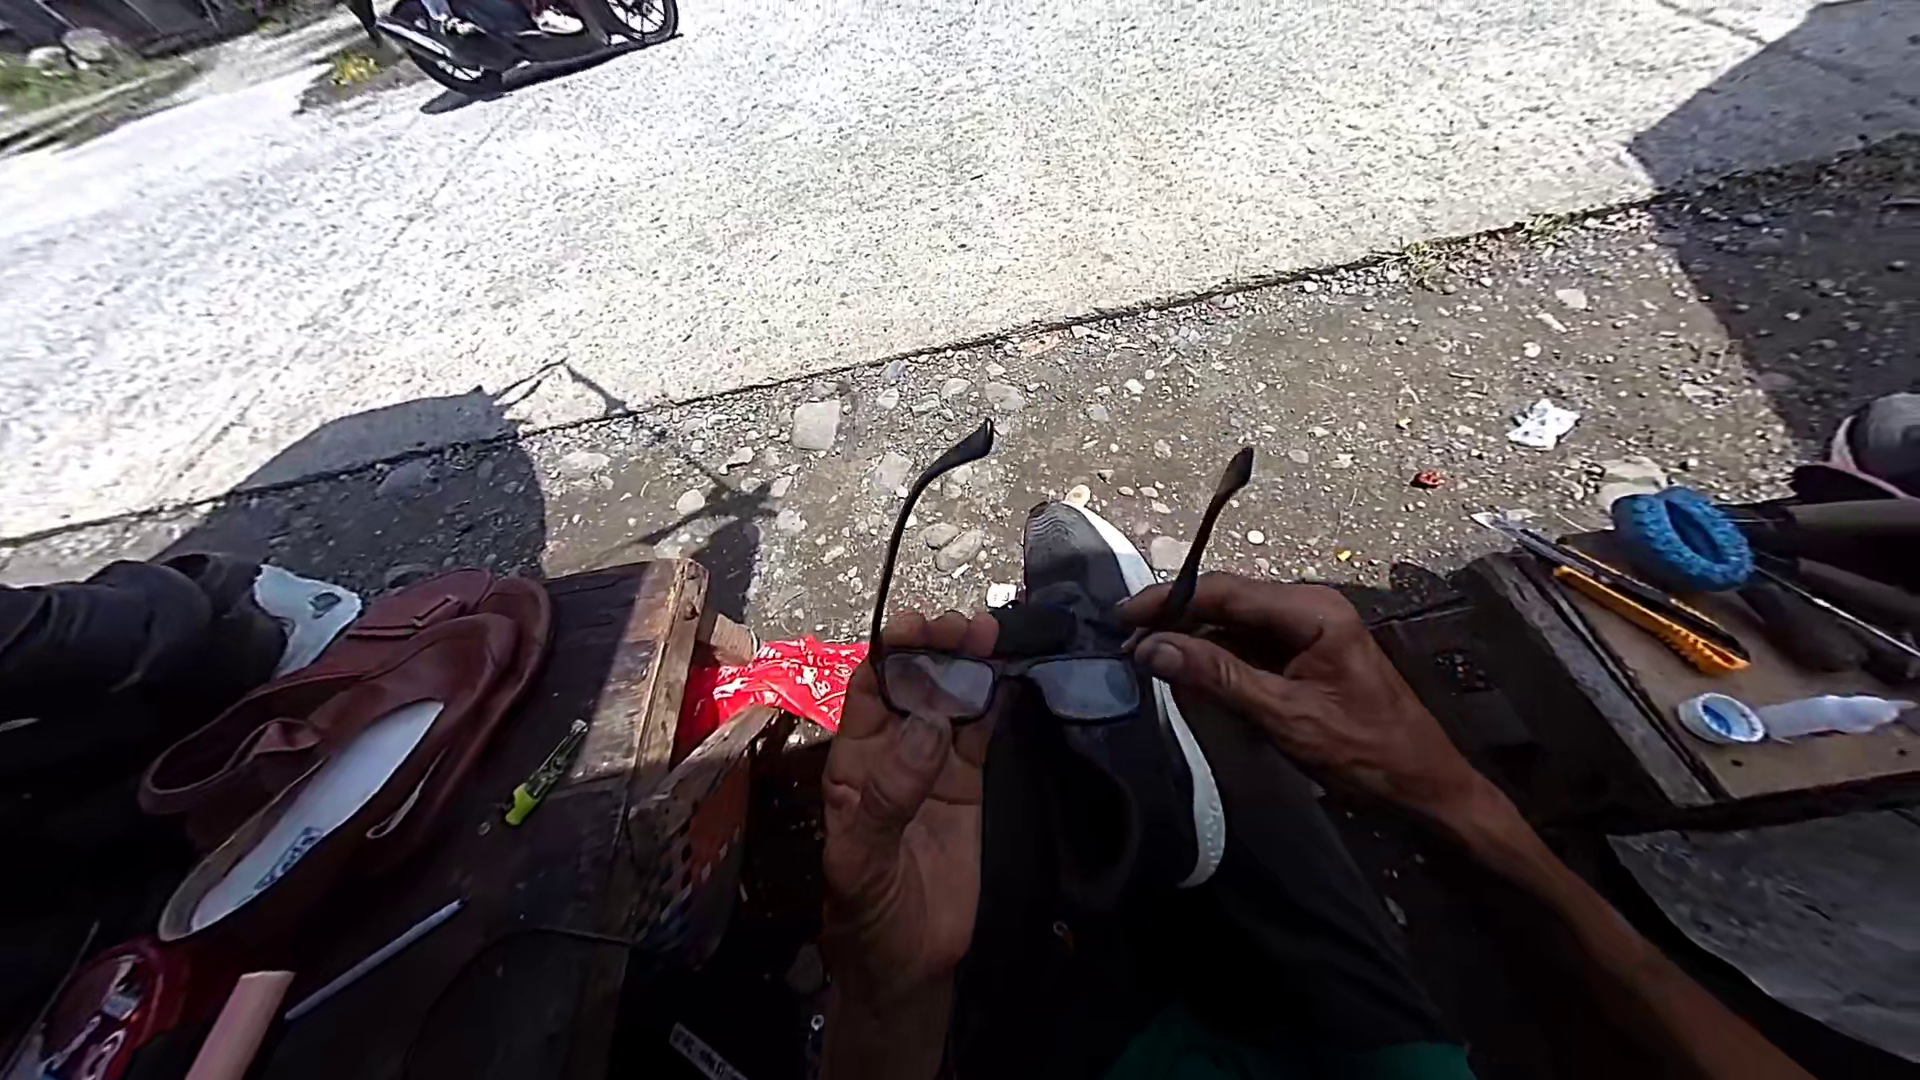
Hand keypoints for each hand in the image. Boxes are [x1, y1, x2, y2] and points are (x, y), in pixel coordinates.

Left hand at [822, 610, 998, 1000]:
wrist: (911, 966)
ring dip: (967, 666)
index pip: (868, 692)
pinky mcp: (969, 781)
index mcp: (856, 760)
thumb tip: (929, 724)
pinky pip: (982, 733)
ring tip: (988, 634)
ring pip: (951, 700)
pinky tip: (1007, 678)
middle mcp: (894, 750)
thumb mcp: (862, 859)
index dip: (889, 655)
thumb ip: (890, 793)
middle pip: (914, 685)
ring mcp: (934, 762)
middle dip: (933, 649)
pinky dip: (995, 704)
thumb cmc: (869, 914)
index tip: (914, 627)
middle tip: (961, 625)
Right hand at [1121, 573, 1484, 821]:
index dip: (1168, 600)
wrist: (1426, 786)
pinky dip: (1209, 652)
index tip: (1125, 617)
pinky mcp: (1297, 647)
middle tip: (1128, 640)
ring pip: (1228, 619)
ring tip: (1146, 654)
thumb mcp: (1285, 715)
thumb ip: (1216, 676)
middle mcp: (1305, 605)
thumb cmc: (1366, 751)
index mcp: (1311, 610)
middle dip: (1173, 617)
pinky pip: (1241, 639)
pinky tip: (1182, 665)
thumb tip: (1151, 648)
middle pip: (1223, 599)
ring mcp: (1301, 625)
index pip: (1224, 591)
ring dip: (1187, 636)